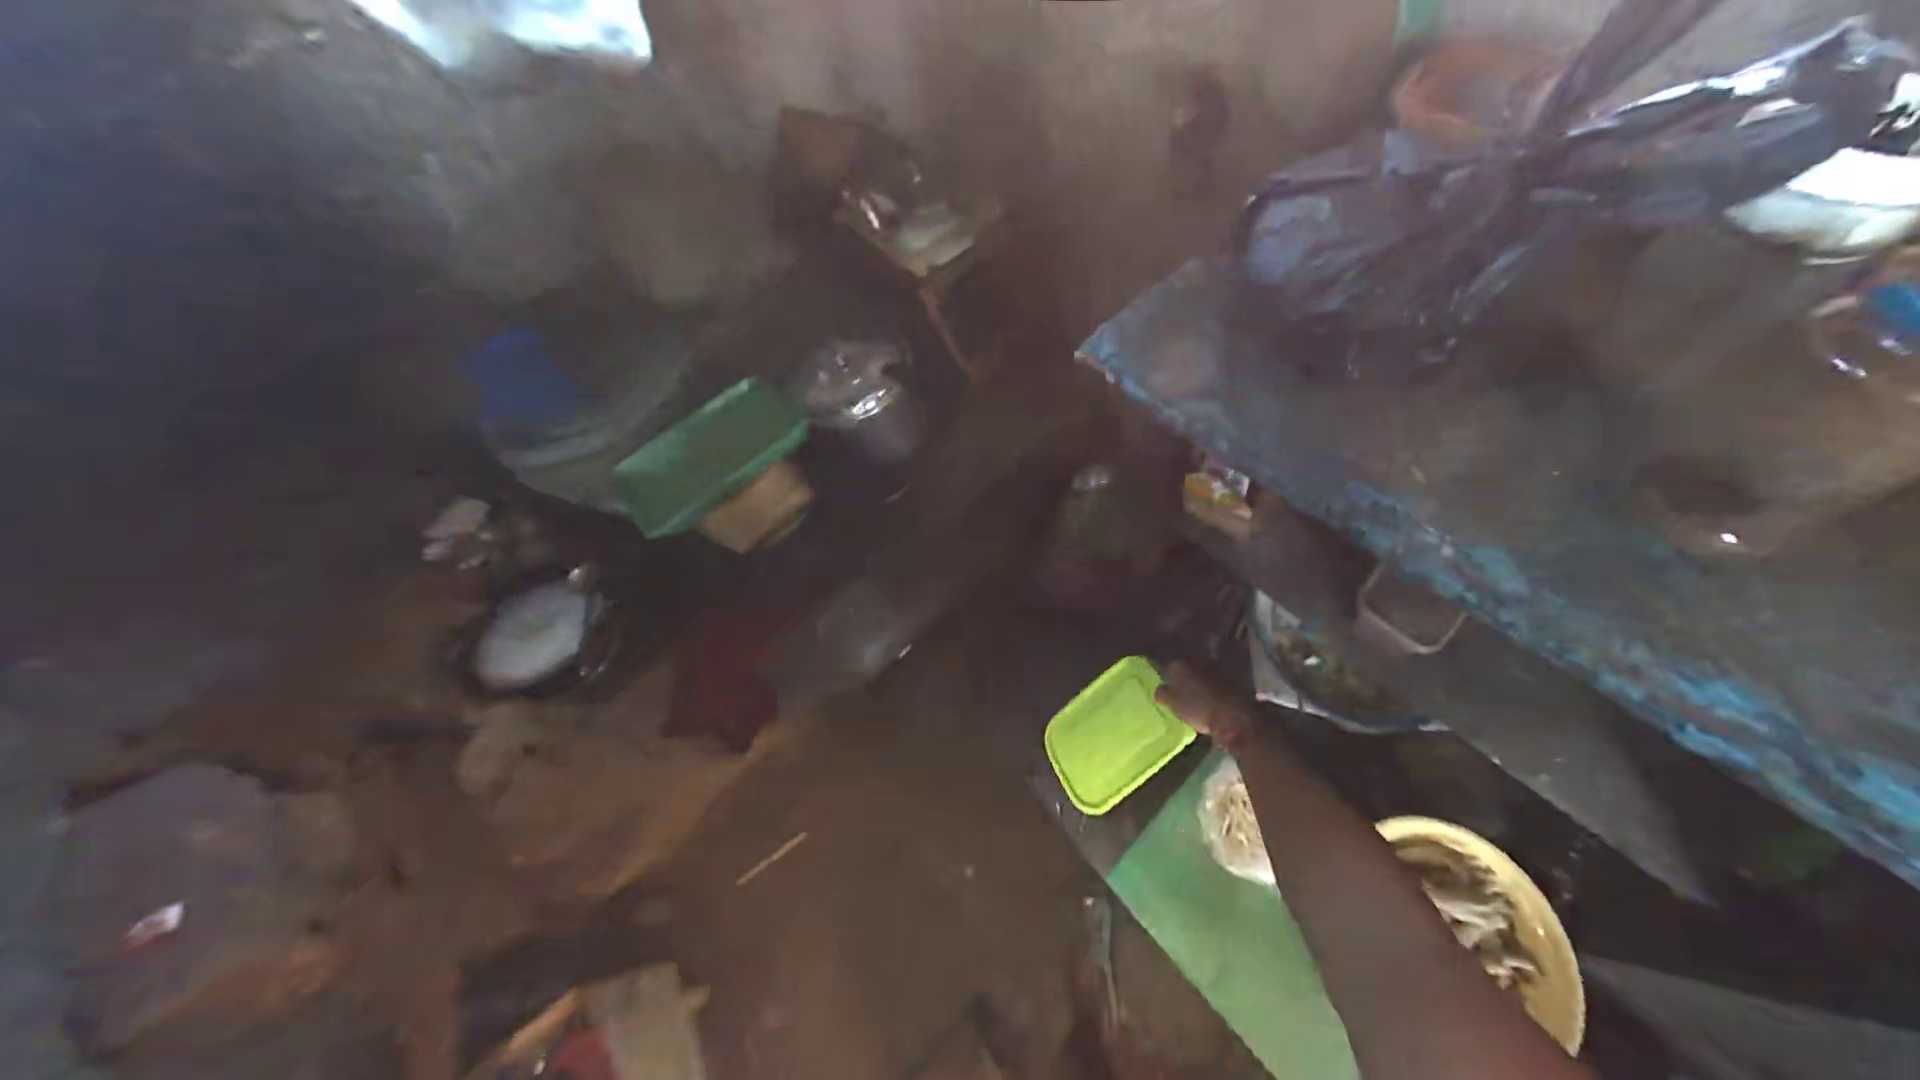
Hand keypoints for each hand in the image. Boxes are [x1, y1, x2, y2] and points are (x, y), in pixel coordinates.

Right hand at [1153, 661, 1252, 749]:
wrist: (1234, 715)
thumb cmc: (1198, 708)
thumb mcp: (1172, 704)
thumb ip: (1162, 694)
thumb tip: (1160, 689)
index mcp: (1179, 664)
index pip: (1168, 669)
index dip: (1168, 681)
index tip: (1169, 692)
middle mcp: (1197, 660)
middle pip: (1187, 669)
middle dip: (1185, 679)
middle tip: (1183, 695)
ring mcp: (1216, 667)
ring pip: (1203, 674)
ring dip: (1200, 683)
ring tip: (1199, 699)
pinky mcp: (1232, 677)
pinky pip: (1217, 681)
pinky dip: (1214, 688)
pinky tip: (1213, 700)